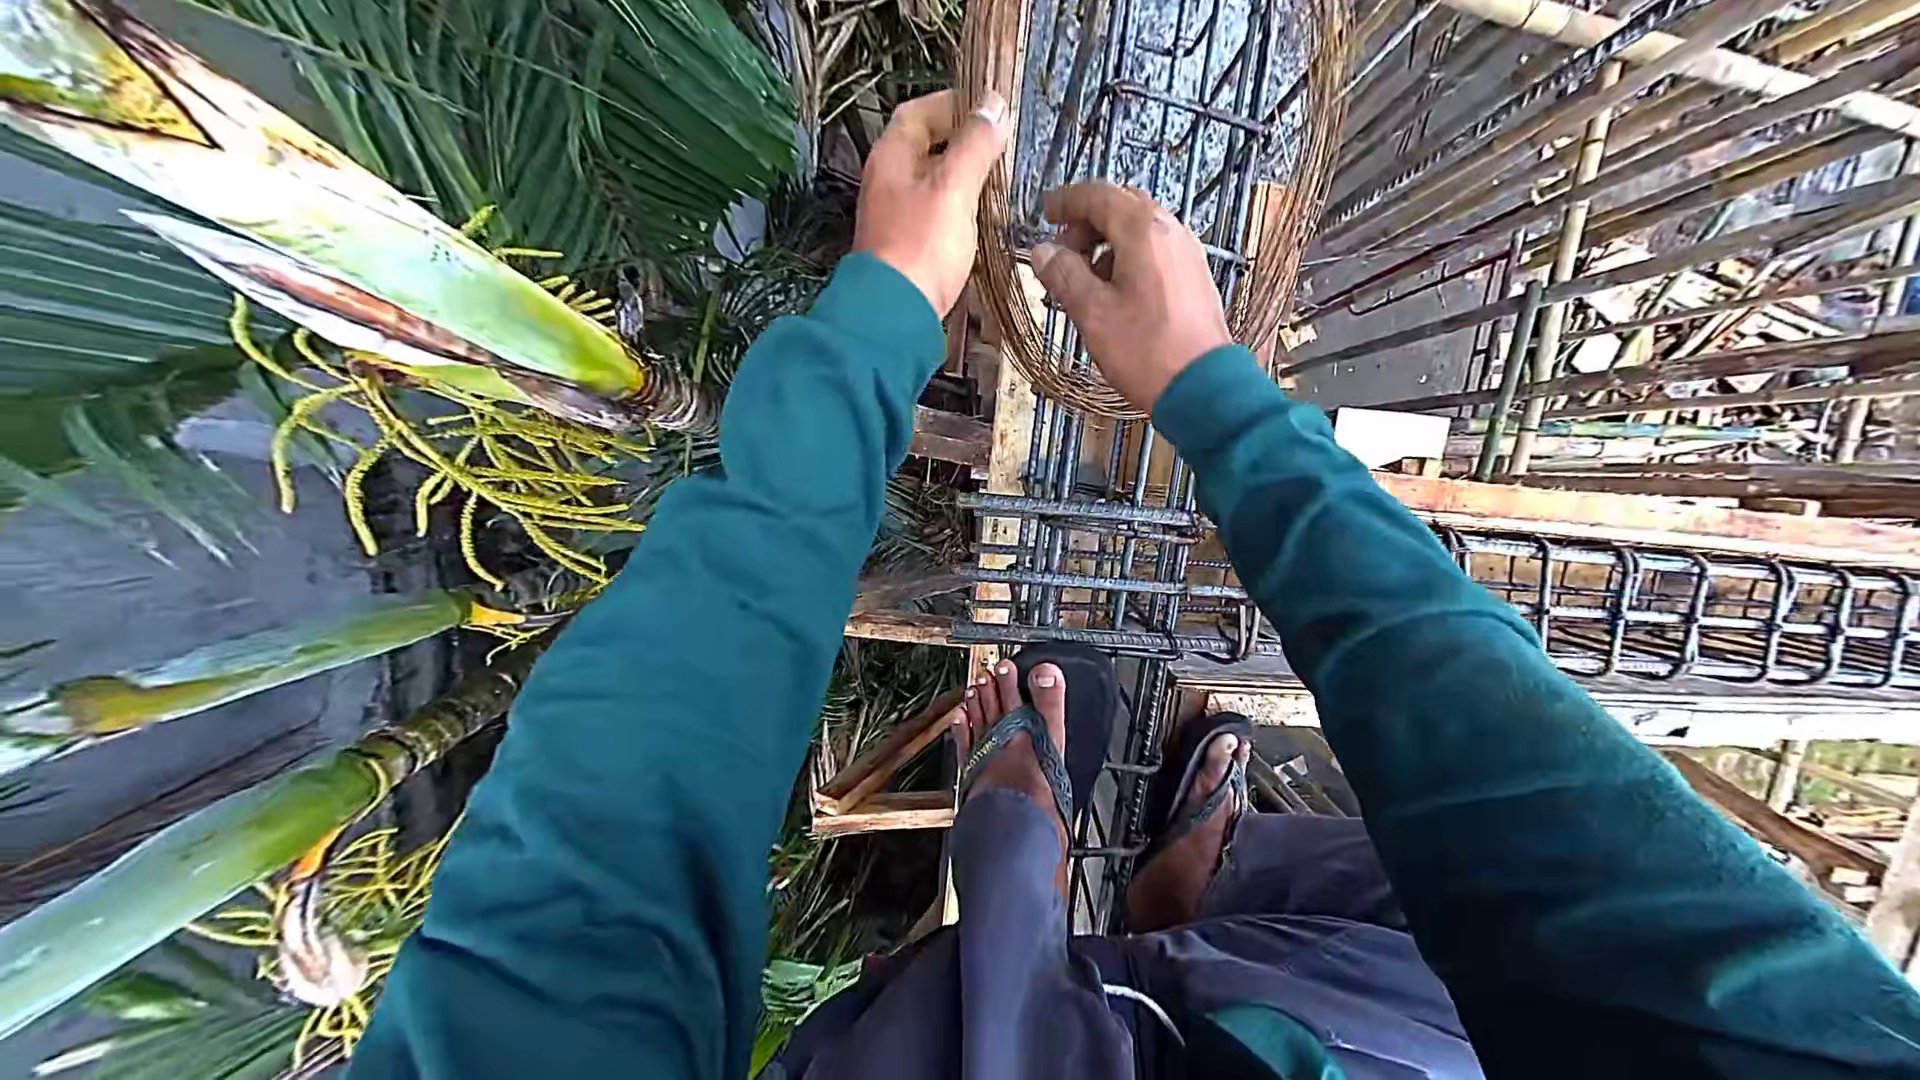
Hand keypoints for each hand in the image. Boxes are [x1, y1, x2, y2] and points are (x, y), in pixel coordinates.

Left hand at [853, 89, 1009, 316]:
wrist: (896, 316)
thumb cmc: (922, 248)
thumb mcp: (953, 189)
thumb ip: (975, 146)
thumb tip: (994, 107)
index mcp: (891, 159)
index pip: (919, 112)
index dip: (954, 106)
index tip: (988, 111)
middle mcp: (888, 185)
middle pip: (927, 150)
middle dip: (964, 146)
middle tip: (1000, 152)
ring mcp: (896, 219)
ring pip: (934, 187)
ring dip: (964, 183)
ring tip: (997, 187)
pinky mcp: (909, 250)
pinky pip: (936, 219)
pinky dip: (959, 213)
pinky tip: (980, 223)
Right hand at [1030, 183, 1231, 412]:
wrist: (1201, 386)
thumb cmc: (1146, 350)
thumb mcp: (1092, 312)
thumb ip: (1064, 275)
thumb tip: (1042, 251)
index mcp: (1143, 230)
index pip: (1099, 195)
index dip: (1067, 201)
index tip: (1047, 213)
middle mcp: (1170, 231)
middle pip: (1121, 208)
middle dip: (1087, 225)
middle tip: (1061, 251)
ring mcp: (1186, 254)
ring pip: (1138, 232)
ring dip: (1106, 245)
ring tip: (1083, 279)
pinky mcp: (1192, 279)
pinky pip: (1154, 253)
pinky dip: (1127, 260)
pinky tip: (1113, 293)